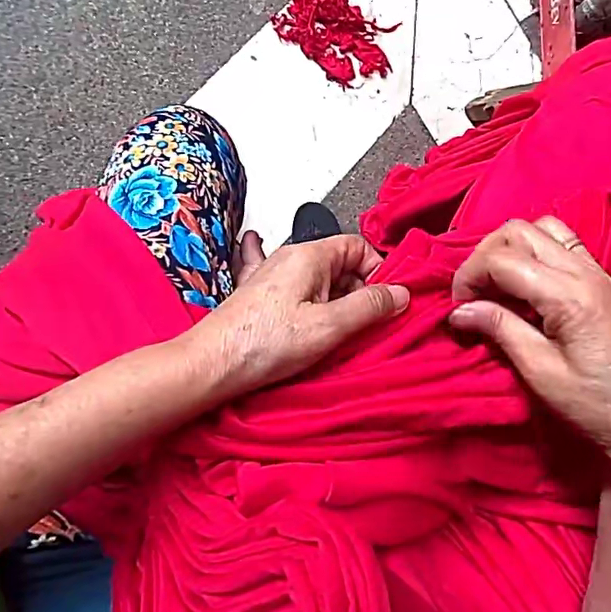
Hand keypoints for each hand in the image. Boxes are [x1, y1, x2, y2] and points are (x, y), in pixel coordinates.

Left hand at [181, 231, 408, 400]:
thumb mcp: (328, 327)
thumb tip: (400, 293)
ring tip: (339, 338)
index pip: (358, 246)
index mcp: (308, 255)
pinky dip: (317, 312)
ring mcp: (276, 279)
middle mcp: (290, 259)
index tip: (388, 299)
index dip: (378, 270)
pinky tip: (316, 331)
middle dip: (361, 293)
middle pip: (343, 265)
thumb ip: (370, 307)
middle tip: (368, 325)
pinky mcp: (266, 300)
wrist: (209, 365)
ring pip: (324, 284)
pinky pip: (303, 297)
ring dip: (339, 308)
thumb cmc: (260, 344)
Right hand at [447, 217, 610, 490]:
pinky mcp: (601, 279)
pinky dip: (533, 250)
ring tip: (496, 286)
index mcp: (568, 294)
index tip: (457, 308)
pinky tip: (525, 285)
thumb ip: (500, 329)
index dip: (469, 276)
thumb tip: (459, 310)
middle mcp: (584, 270)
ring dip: (509, 248)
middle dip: (484, 256)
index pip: (502, 258)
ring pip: (540, 227)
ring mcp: (596, 271)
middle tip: (472, 296)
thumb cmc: (597, 405)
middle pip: (518, 231)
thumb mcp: (541, 373)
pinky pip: (560, 241)